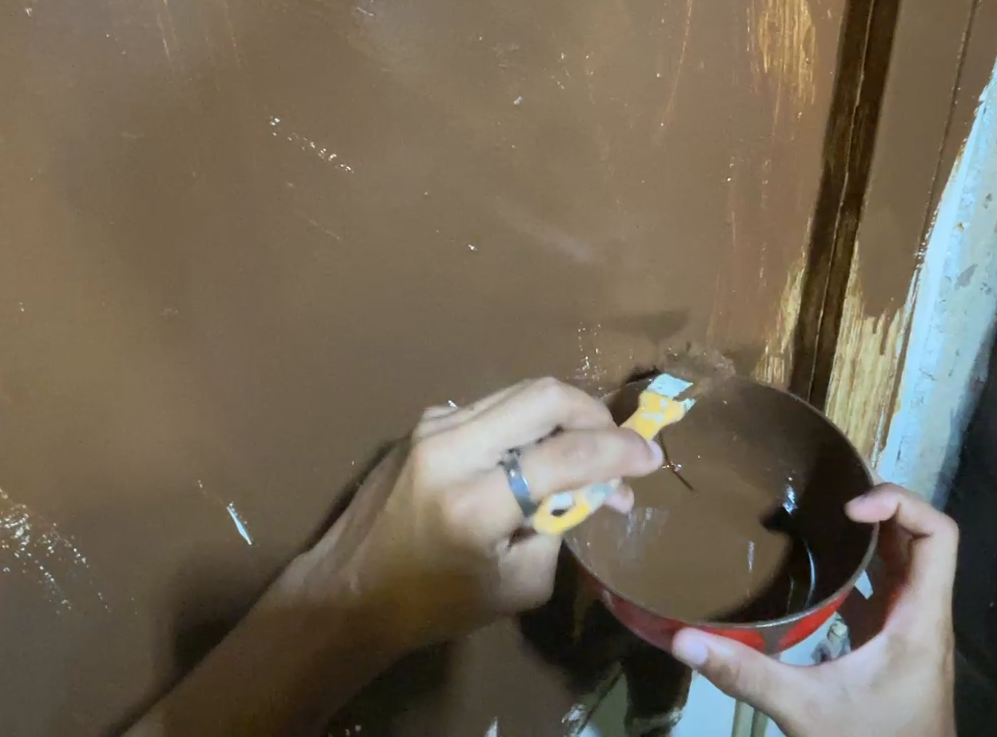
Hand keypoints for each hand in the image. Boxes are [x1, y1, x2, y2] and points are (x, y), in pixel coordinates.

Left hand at [284, 376, 663, 656]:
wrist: (346, 590)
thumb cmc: (432, 604)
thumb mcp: (515, 585)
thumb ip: (561, 527)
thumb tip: (597, 487)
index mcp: (474, 502)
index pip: (566, 456)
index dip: (618, 451)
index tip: (651, 456)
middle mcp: (451, 447)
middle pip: (544, 395)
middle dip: (593, 413)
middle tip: (616, 443)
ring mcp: (433, 425)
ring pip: (519, 392)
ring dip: (562, 415)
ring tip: (583, 448)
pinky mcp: (425, 420)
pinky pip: (493, 406)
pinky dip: (526, 422)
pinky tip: (532, 453)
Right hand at [669, 483, 957, 736]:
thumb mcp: (806, 712)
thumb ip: (747, 674)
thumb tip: (683, 638)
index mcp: (919, 618)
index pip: (938, 534)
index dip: (899, 503)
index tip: (848, 507)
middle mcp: (921, 613)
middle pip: (918, 535)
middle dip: (877, 502)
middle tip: (823, 486)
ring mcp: (907, 627)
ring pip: (900, 557)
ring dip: (866, 528)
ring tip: (814, 506)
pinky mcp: (888, 641)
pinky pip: (879, 582)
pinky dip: (852, 561)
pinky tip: (809, 560)